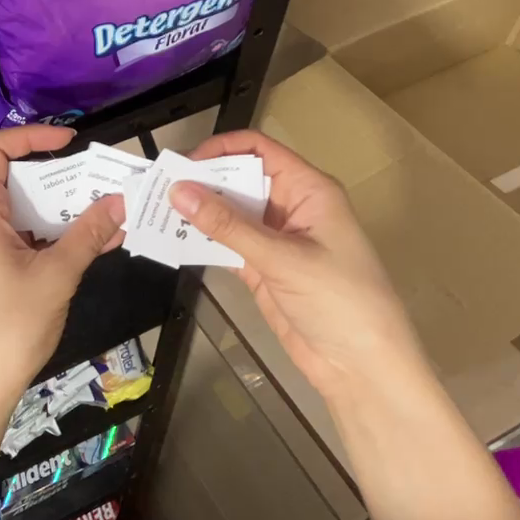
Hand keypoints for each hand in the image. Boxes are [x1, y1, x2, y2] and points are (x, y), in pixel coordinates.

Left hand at [0, 126, 126, 408]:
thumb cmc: (11, 325)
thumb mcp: (57, 275)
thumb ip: (88, 233)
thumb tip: (121, 200)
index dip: (32, 135)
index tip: (71, 140)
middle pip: (10, 174)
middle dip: (56, 172)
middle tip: (97, 175)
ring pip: (19, 204)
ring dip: (58, 203)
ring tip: (103, 205)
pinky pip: (19, 229)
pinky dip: (50, 228)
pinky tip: (91, 238)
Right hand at [170, 130, 424, 402]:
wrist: (364, 371)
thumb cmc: (341, 302)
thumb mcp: (282, 258)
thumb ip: (227, 225)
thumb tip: (177, 190)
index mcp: (308, 190)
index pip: (259, 150)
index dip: (221, 148)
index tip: (183, 162)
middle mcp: (289, 207)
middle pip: (238, 178)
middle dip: (200, 180)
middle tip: (157, 186)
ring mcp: (274, 238)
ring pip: (227, 211)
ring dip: (196, 211)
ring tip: (155, 210)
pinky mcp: (261, 267)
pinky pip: (224, 242)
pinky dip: (200, 239)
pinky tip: (172, 239)